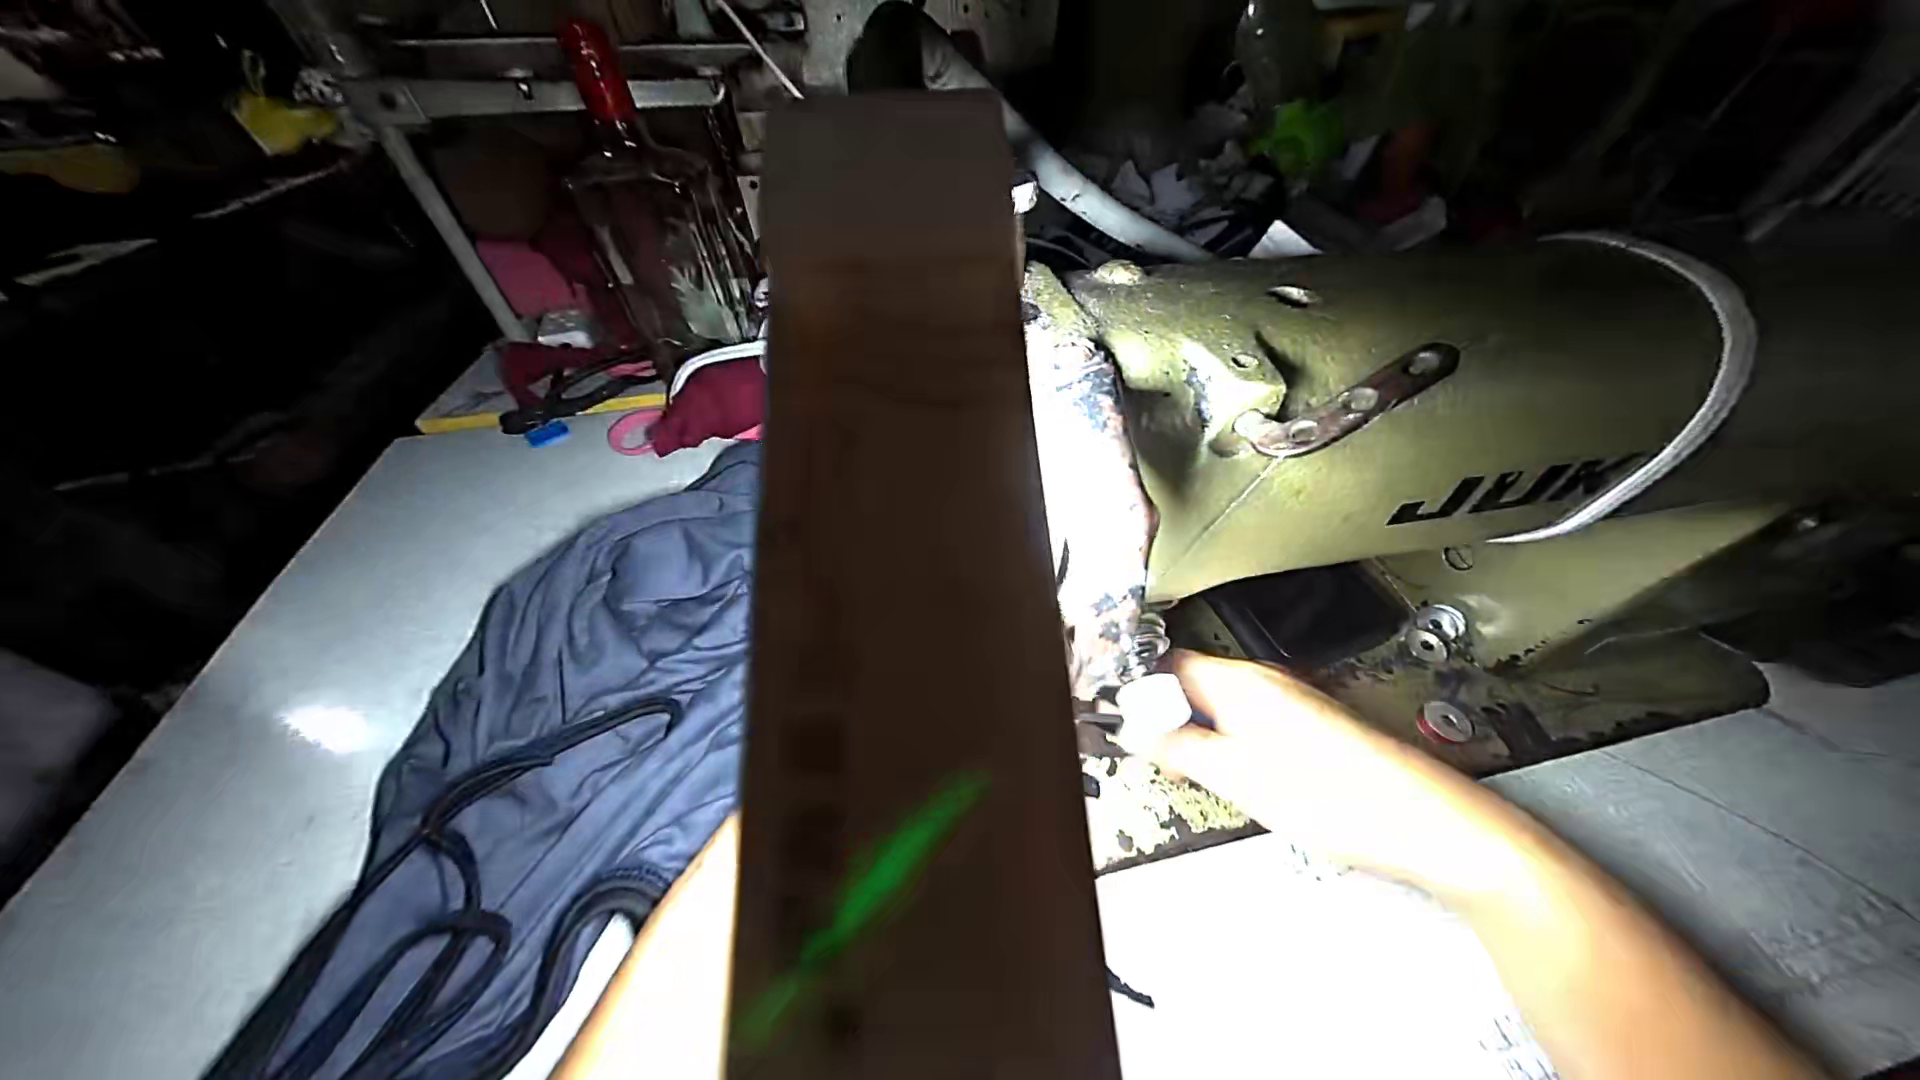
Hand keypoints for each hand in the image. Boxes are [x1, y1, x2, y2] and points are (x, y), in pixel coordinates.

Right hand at [1146, 649, 1535, 899]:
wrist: (1432, 826)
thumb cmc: (1348, 798)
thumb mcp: (1236, 777)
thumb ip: (1178, 746)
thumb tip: (1140, 730)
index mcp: (1243, 682)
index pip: (1169, 665)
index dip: (1142, 694)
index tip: (1131, 724)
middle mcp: (1267, 683)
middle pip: (1193, 684)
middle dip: (1169, 718)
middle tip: (1164, 757)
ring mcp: (1291, 704)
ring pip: (1220, 707)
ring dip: (1199, 735)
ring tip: (1204, 774)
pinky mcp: (1309, 729)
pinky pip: (1250, 725)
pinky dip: (1231, 747)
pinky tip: (1245, 781)